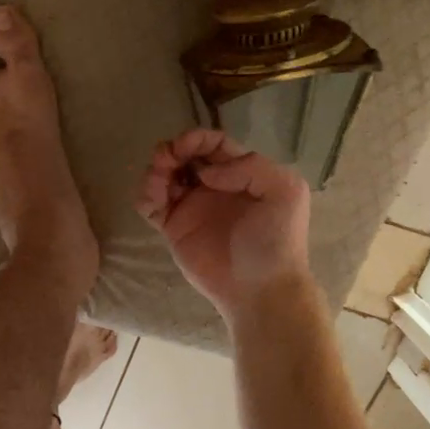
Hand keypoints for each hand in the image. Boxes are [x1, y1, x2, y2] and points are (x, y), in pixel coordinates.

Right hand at [136, 129, 310, 322]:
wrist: (259, 289)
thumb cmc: (276, 241)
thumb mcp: (284, 192)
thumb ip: (251, 167)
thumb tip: (207, 172)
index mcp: (241, 174)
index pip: (213, 145)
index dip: (196, 139)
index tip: (184, 147)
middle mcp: (213, 186)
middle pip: (184, 156)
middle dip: (171, 151)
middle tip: (166, 160)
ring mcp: (191, 207)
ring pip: (163, 177)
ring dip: (155, 171)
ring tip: (158, 183)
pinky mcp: (173, 229)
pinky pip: (150, 205)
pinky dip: (145, 196)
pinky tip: (153, 200)